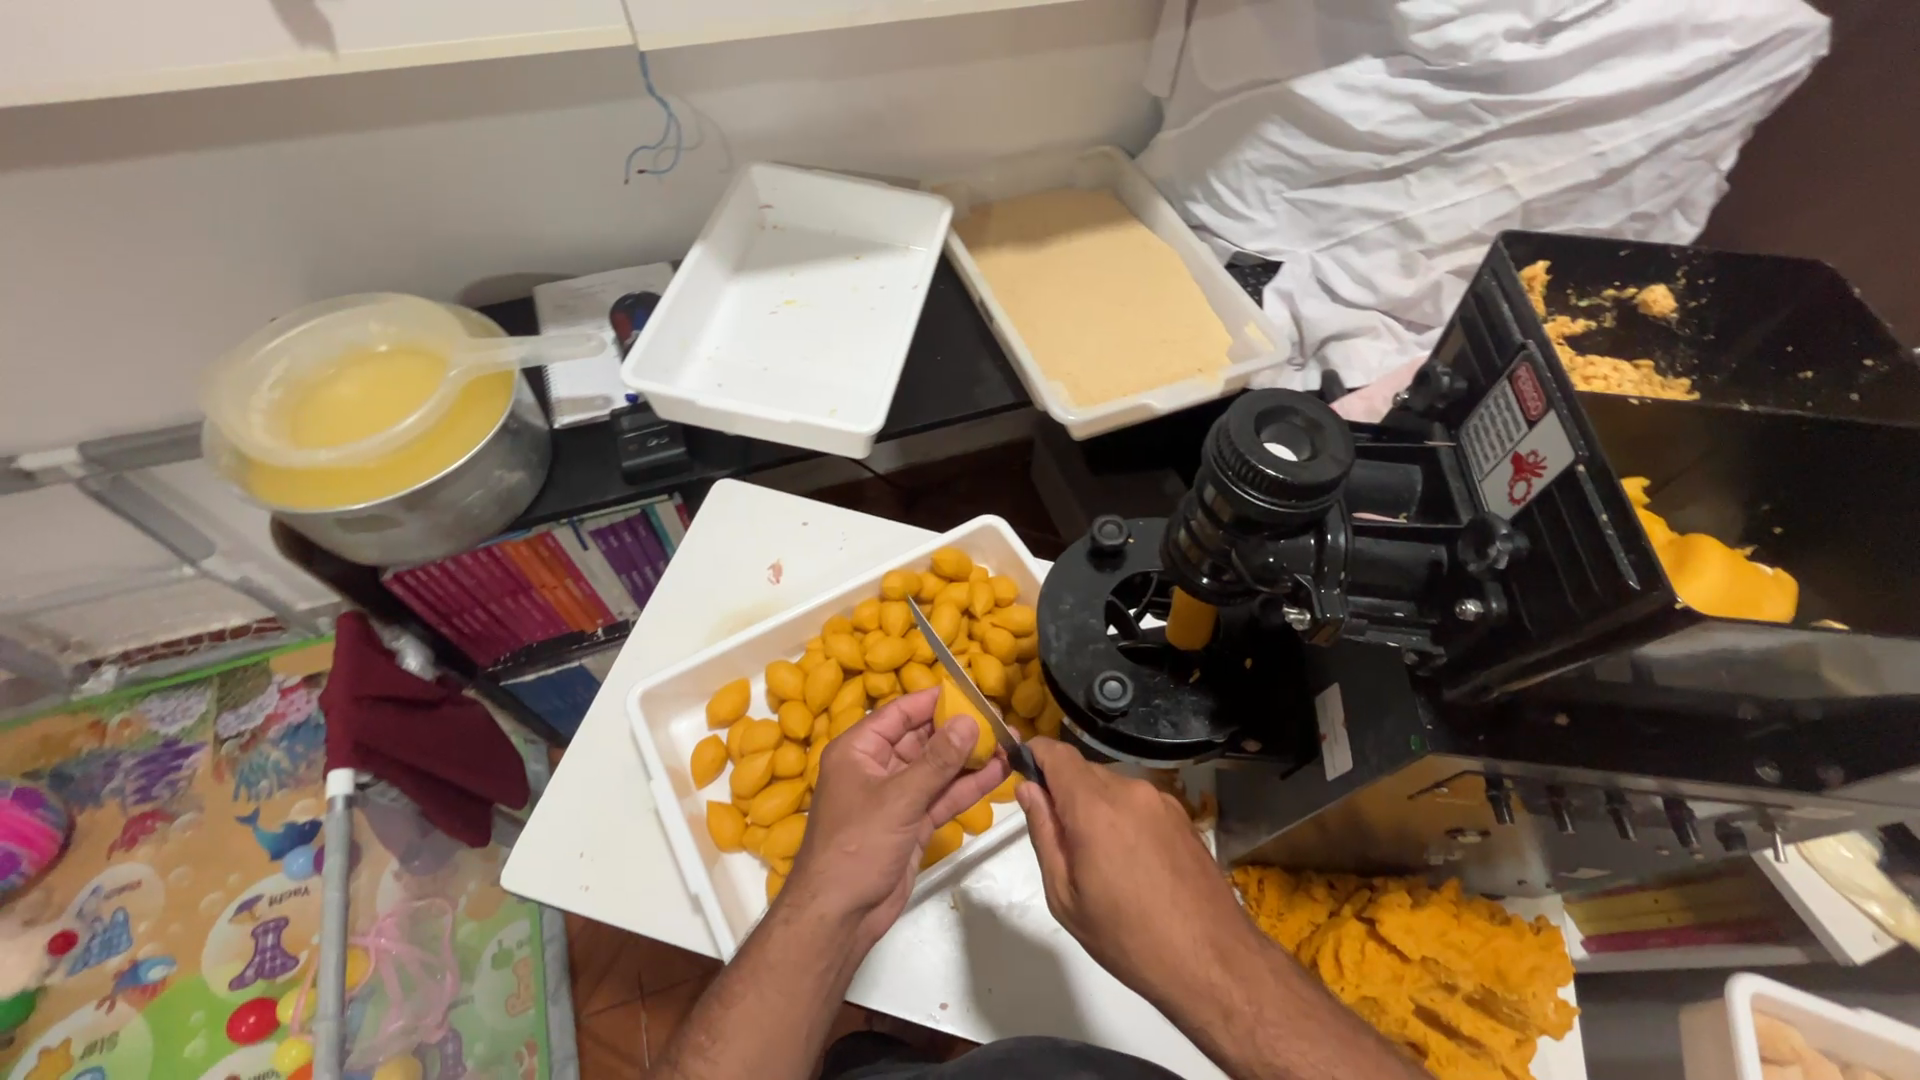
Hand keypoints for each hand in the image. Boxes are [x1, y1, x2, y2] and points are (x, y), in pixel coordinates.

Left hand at [782, 688, 1010, 954]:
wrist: (840, 916)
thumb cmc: (857, 847)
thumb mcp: (898, 798)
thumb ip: (937, 761)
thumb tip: (968, 721)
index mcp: (858, 750)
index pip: (899, 712)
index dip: (934, 701)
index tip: (970, 691)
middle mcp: (876, 767)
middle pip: (922, 738)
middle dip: (959, 730)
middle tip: (999, 719)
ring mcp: (896, 797)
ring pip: (937, 768)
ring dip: (969, 758)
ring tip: (1009, 742)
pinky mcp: (912, 823)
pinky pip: (942, 795)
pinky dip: (967, 786)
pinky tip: (998, 773)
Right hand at [1018, 738, 1260, 1007]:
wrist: (1212, 961)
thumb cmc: (1127, 937)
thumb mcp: (1065, 896)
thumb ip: (1044, 833)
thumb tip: (1029, 790)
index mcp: (1094, 807)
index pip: (1057, 754)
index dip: (1036, 754)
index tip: (1023, 769)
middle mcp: (1130, 791)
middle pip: (1084, 770)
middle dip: (1065, 791)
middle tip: (1061, 837)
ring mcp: (1162, 801)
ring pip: (1113, 786)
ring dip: (1096, 806)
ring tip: (1100, 859)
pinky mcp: (1183, 815)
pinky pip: (1139, 802)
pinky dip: (1124, 817)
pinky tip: (1132, 862)